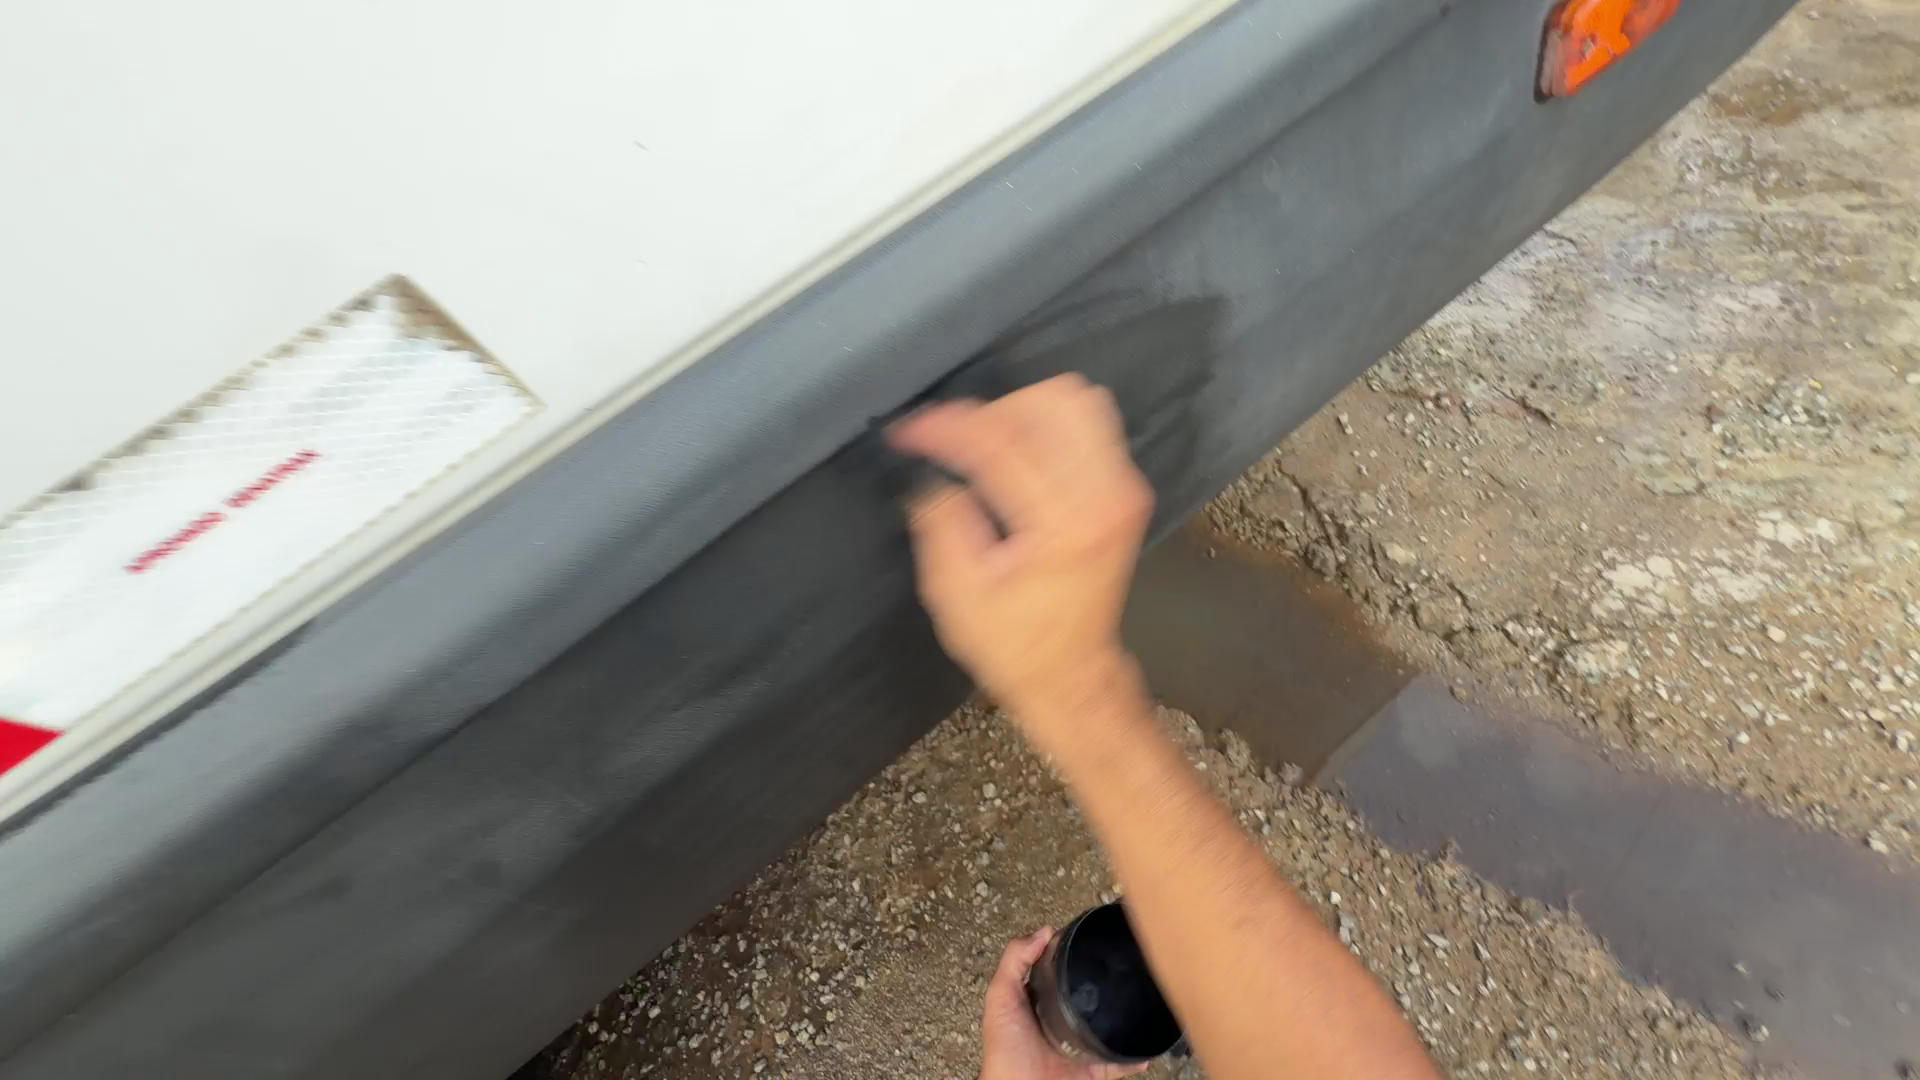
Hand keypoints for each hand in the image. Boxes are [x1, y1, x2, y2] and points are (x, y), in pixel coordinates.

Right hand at [888, 374, 1153, 730]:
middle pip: (1051, 402)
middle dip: (991, 412)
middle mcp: (1103, 496)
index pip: (999, 444)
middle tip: (957, 443)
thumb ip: (941, 521)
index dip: (945, 428)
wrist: (1071, 673)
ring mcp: (1122, 489)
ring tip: (987, 446)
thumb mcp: (956, 593)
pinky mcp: (1125, 490)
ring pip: (1077, 402)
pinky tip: (1018, 455)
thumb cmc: (1015, 644)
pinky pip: (1090, 426)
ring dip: (1022, 413)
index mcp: (1062, 525)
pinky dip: (1047, 427)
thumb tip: (931, 474)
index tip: (908, 431)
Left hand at [981, 928, 1147, 1079]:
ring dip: (1120, 1019)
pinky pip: (1116, 1062)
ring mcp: (1076, 1046)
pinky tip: (1144, 1048)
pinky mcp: (1090, 1070)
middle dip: (1100, 988)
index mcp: (1037, 1003)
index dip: (1069, 956)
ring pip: (1104, 1028)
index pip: (1056, 973)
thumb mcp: (1001, 996)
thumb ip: (1015, 960)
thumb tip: (1043, 931)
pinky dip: (1131, 1057)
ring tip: (1137, 1002)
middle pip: (1084, 999)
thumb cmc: (1004, 1050)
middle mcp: (1058, 1022)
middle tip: (1120, 970)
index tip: (1088, 939)